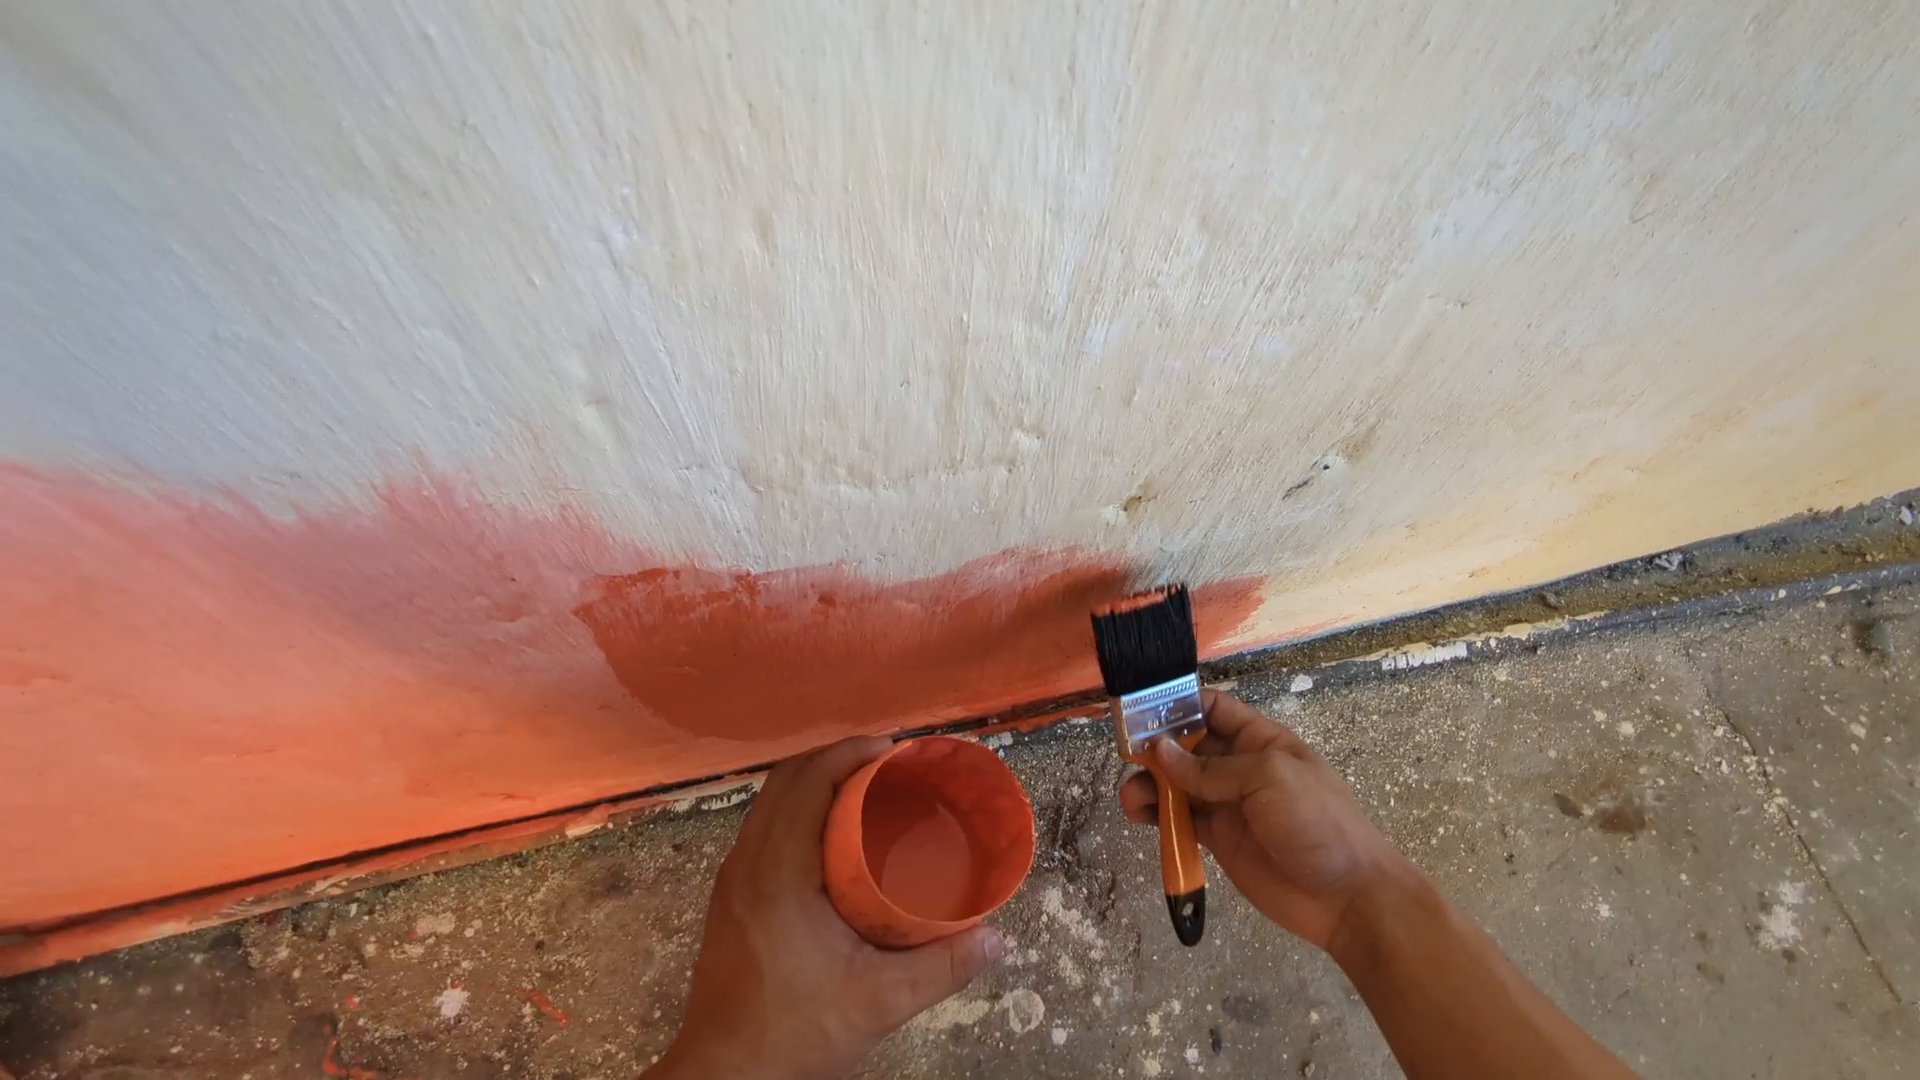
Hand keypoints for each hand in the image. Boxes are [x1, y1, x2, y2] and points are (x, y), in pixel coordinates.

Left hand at [648, 737, 1004, 1079]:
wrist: (724, 1077)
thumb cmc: (796, 1031)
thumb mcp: (879, 1002)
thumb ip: (942, 967)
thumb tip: (998, 939)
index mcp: (778, 870)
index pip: (807, 781)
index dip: (849, 752)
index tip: (892, 750)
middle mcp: (748, 860)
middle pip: (786, 777)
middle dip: (835, 756)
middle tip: (884, 763)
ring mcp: (732, 875)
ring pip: (770, 798)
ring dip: (813, 778)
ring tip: (862, 787)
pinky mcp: (729, 892)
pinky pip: (763, 822)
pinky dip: (796, 804)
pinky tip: (828, 829)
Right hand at [1120, 690, 1411, 950]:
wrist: (1350, 898)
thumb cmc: (1318, 822)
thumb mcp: (1268, 779)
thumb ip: (1211, 767)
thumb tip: (1161, 751)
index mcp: (1260, 740)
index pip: (1212, 709)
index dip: (1179, 705)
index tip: (1142, 711)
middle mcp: (1240, 766)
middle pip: (1187, 746)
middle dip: (1155, 748)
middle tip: (1128, 759)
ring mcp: (1229, 803)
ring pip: (1178, 783)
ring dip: (1151, 785)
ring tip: (1131, 798)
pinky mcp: (1220, 838)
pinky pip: (1181, 819)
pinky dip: (1157, 815)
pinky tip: (1140, 816)